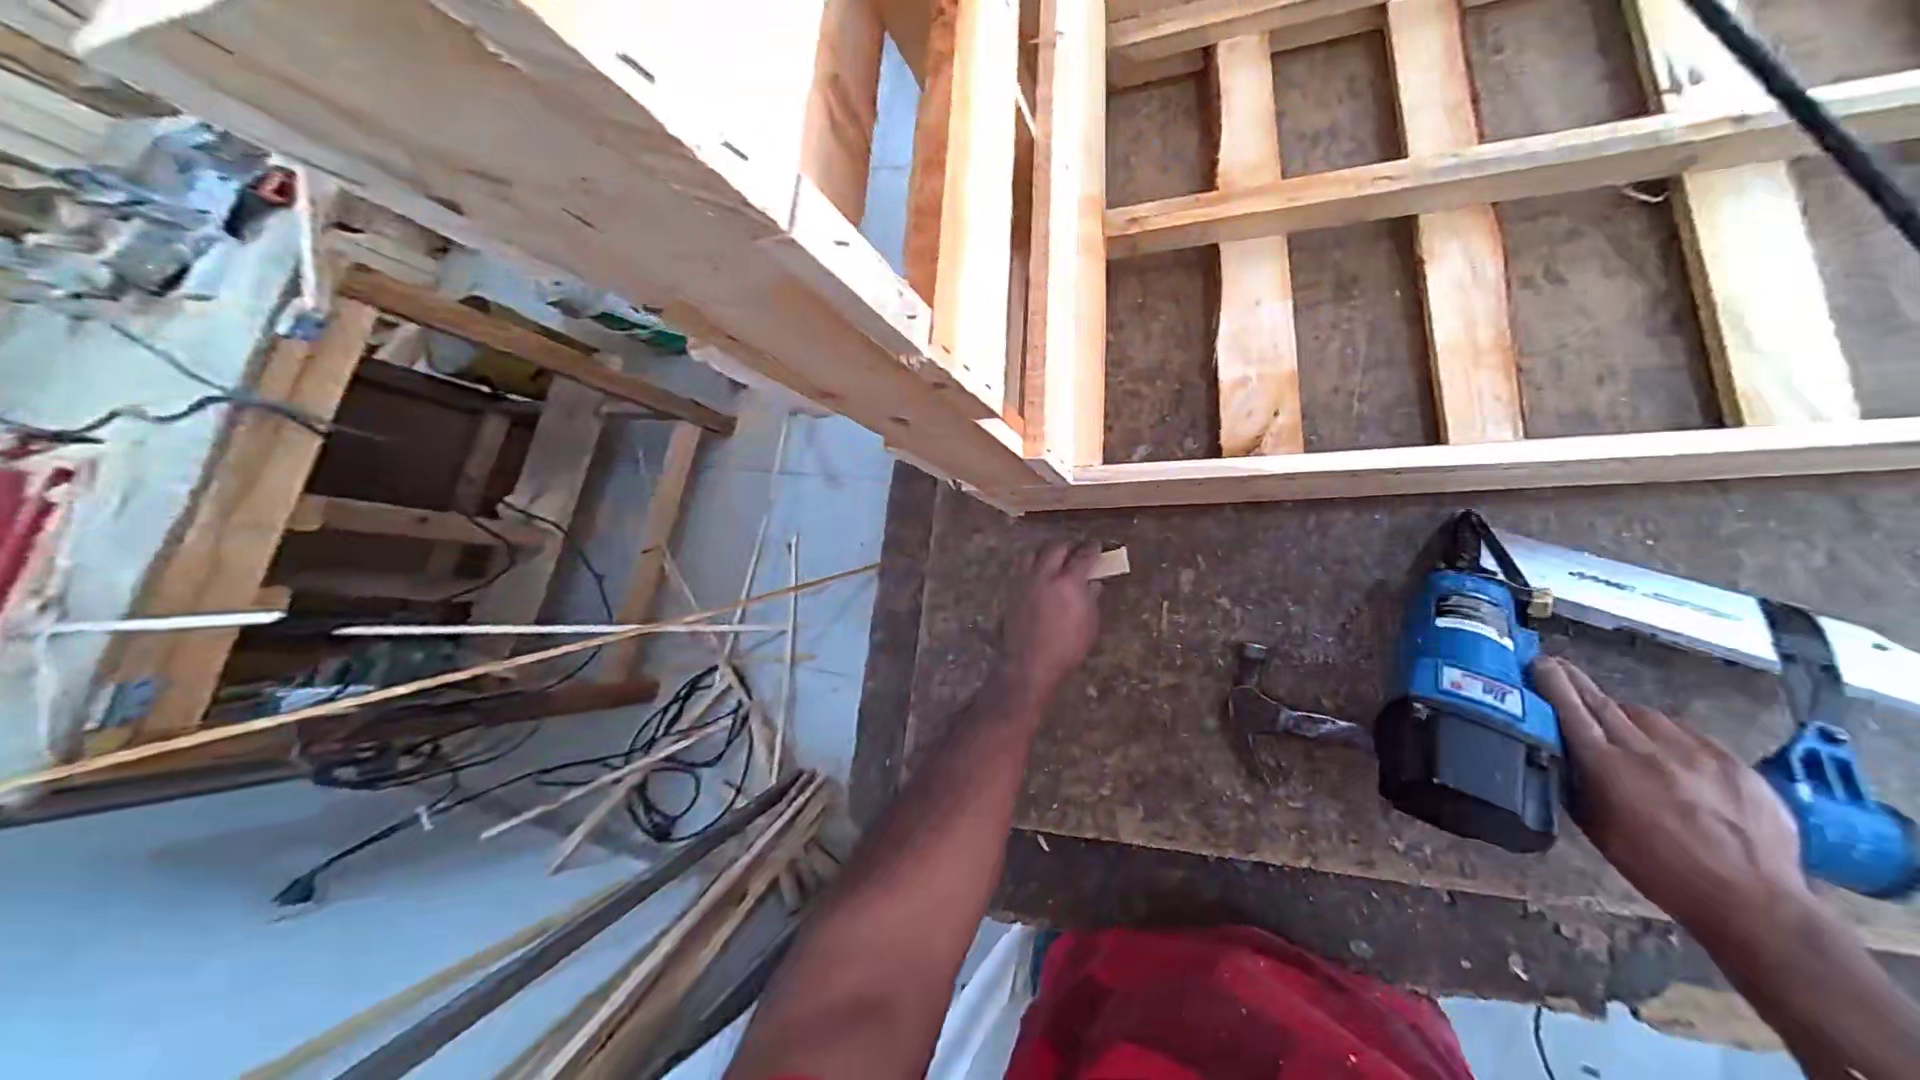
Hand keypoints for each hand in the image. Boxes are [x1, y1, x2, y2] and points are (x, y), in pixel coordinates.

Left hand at [999, 541, 1103, 705]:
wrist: (1029, 664)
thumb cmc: (1066, 648)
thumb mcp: (1089, 624)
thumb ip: (1092, 598)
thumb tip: (1093, 582)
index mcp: (1068, 582)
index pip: (1083, 556)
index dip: (1093, 549)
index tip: (1097, 547)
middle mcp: (1044, 574)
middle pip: (1057, 548)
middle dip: (1070, 546)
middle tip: (1078, 550)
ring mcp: (1024, 580)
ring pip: (1034, 552)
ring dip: (1047, 551)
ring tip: (1055, 558)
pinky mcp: (1011, 590)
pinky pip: (1021, 567)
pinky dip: (1032, 563)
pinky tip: (1037, 572)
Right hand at [1531, 656, 1811, 934]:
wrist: (1754, 900)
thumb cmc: (1658, 869)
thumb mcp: (1598, 827)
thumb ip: (1578, 784)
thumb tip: (1564, 757)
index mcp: (1607, 767)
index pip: (1572, 710)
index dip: (1554, 683)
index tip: (1540, 663)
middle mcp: (1648, 750)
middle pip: (1605, 703)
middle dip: (1579, 684)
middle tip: (1559, 669)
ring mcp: (1696, 753)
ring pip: (1647, 716)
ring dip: (1623, 713)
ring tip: (1616, 723)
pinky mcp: (1733, 762)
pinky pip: (1688, 735)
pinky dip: (1667, 735)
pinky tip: (1667, 752)